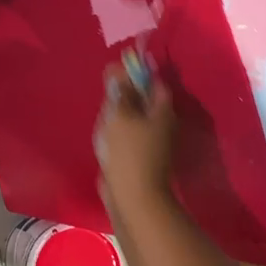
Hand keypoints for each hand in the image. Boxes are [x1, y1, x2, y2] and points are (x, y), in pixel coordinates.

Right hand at [95, 59, 176, 213]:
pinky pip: (128, 135)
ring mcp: (152, 142)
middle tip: (107, 93)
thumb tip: (118, 68)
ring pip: (135, 118)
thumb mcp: (120, 115)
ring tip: (103, 114)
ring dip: (119, 114)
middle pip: (144, 100)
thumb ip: (119, 91)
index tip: (118, 72)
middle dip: (126, 94)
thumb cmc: (128, 152)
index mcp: (162, 111)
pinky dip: (117, 131)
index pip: (154, 83)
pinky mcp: (139, 156)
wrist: (132, 197)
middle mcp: (162, 124)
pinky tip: (104, 134)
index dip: (138, 74)